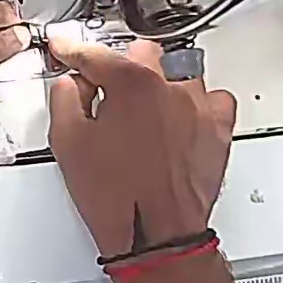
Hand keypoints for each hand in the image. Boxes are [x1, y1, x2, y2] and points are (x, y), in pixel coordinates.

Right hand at [48, 39, 235, 257]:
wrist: (154, 235)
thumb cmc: (116, 196)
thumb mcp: (67, 142)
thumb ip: (64, 99)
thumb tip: (70, 85)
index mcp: (130, 84)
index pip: (94, 54)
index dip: (72, 49)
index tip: (65, 47)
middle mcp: (169, 87)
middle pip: (141, 53)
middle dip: (119, 67)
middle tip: (103, 92)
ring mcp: (197, 106)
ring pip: (178, 72)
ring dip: (158, 84)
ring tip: (141, 114)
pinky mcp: (218, 128)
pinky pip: (211, 98)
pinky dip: (194, 103)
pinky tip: (176, 120)